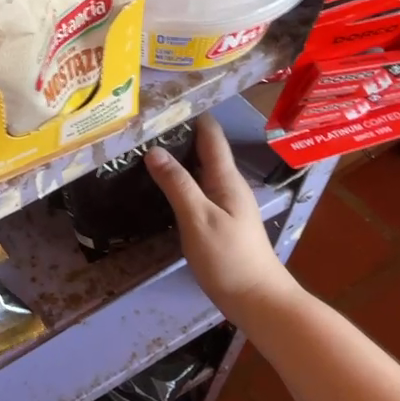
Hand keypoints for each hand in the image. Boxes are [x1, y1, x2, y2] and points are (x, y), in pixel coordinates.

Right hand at [144, 117, 299, 316]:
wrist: (257, 300)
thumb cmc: (229, 257)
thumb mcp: (198, 218)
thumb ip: (177, 184)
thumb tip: (154, 150)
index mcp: (226, 179)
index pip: (210, 136)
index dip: (191, 115)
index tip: (164, 100)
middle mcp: (227, 186)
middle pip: (202, 151)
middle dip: (177, 135)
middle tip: (142, 124)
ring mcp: (224, 205)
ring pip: (197, 171)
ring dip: (176, 158)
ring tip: (143, 148)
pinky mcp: (217, 222)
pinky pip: (195, 190)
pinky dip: (177, 181)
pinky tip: (158, 186)